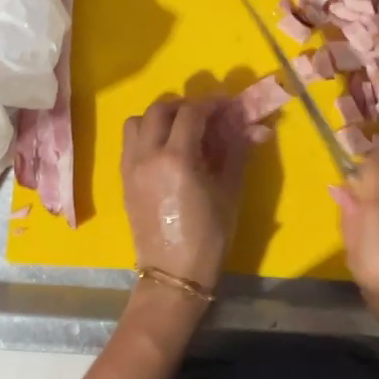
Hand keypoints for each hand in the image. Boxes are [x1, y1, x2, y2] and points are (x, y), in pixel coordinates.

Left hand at [121, 94, 247, 290]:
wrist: (173, 274)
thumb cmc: (208, 236)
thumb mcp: (230, 193)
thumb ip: (238, 153)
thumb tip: (254, 128)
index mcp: (177, 157)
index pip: (191, 113)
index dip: (211, 104)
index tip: (228, 106)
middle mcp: (147, 155)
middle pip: (159, 110)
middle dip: (184, 106)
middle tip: (206, 116)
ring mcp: (130, 167)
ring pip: (137, 122)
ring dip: (159, 117)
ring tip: (181, 130)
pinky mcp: (124, 179)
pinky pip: (130, 143)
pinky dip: (146, 135)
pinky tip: (167, 151)